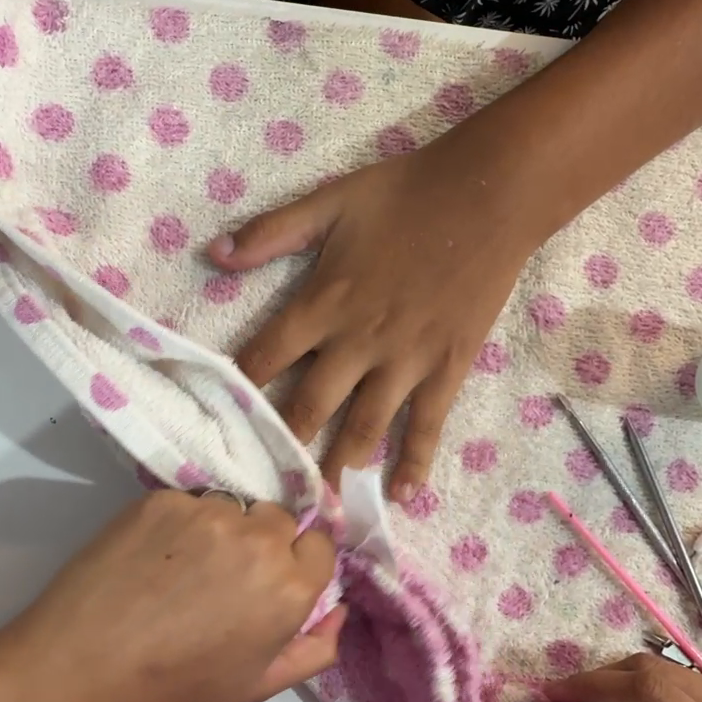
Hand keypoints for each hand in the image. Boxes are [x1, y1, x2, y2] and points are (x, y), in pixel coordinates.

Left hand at [3, 491, 342, 701]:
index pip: (321, 545)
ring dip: (222, 528)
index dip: (298, 562)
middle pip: (280, 519)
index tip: (269, 579)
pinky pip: (189, 501)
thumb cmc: (180, 682)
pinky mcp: (165, 499)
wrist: (88, 663)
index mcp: (291, 588)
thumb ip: (316, 648)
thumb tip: (340, 608)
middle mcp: (260, 541)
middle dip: (263, 540)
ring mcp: (210, 514)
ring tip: (184, 565)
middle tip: (224, 574)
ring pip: (234, 506)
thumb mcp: (260, 684)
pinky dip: (179, 523)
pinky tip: (154, 556)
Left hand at [210, 136, 542, 500]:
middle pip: (311, 406)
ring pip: (364, 428)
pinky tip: (401, 496)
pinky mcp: (446, 370)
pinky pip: (427, 425)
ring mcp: (405, 363)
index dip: (242, 391)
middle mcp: (357, 343)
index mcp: (323, 303)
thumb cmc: (405, 195)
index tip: (223, 426)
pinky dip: (415, 462)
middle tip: (267, 488)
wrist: (489, 194)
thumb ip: (271, 232)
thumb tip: (212, 254)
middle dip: (286, 447)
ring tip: (323, 507)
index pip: (267, 357)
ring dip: (340, 468)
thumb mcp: (330, 200)